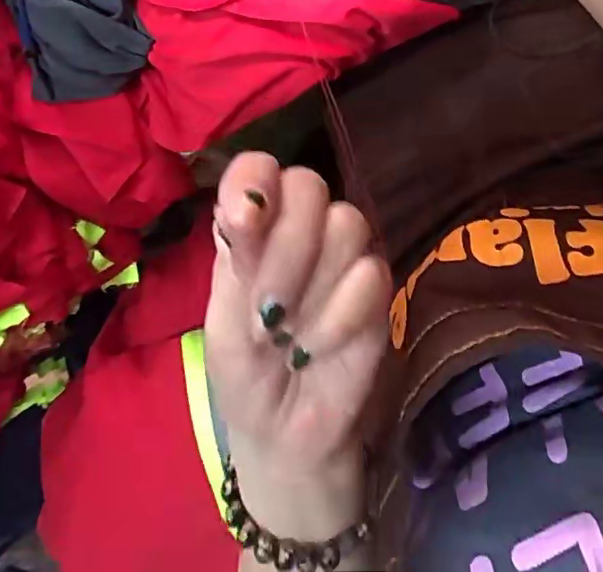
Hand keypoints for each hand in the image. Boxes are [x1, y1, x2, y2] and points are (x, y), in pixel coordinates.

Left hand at [205, 152, 392, 541]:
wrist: (284, 433)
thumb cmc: (243, 371)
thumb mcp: (222, 323)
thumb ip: (234, 262)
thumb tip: (243, 206)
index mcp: (255, 226)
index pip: (258, 168)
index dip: (253, 182)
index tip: (245, 221)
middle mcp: (302, 226)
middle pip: (309, 185)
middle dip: (285, 247)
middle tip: (266, 308)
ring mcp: (344, 254)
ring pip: (346, 222)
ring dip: (313, 284)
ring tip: (290, 335)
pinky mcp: (380, 290)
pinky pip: (371, 274)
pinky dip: (340, 317)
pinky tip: (318, 348)